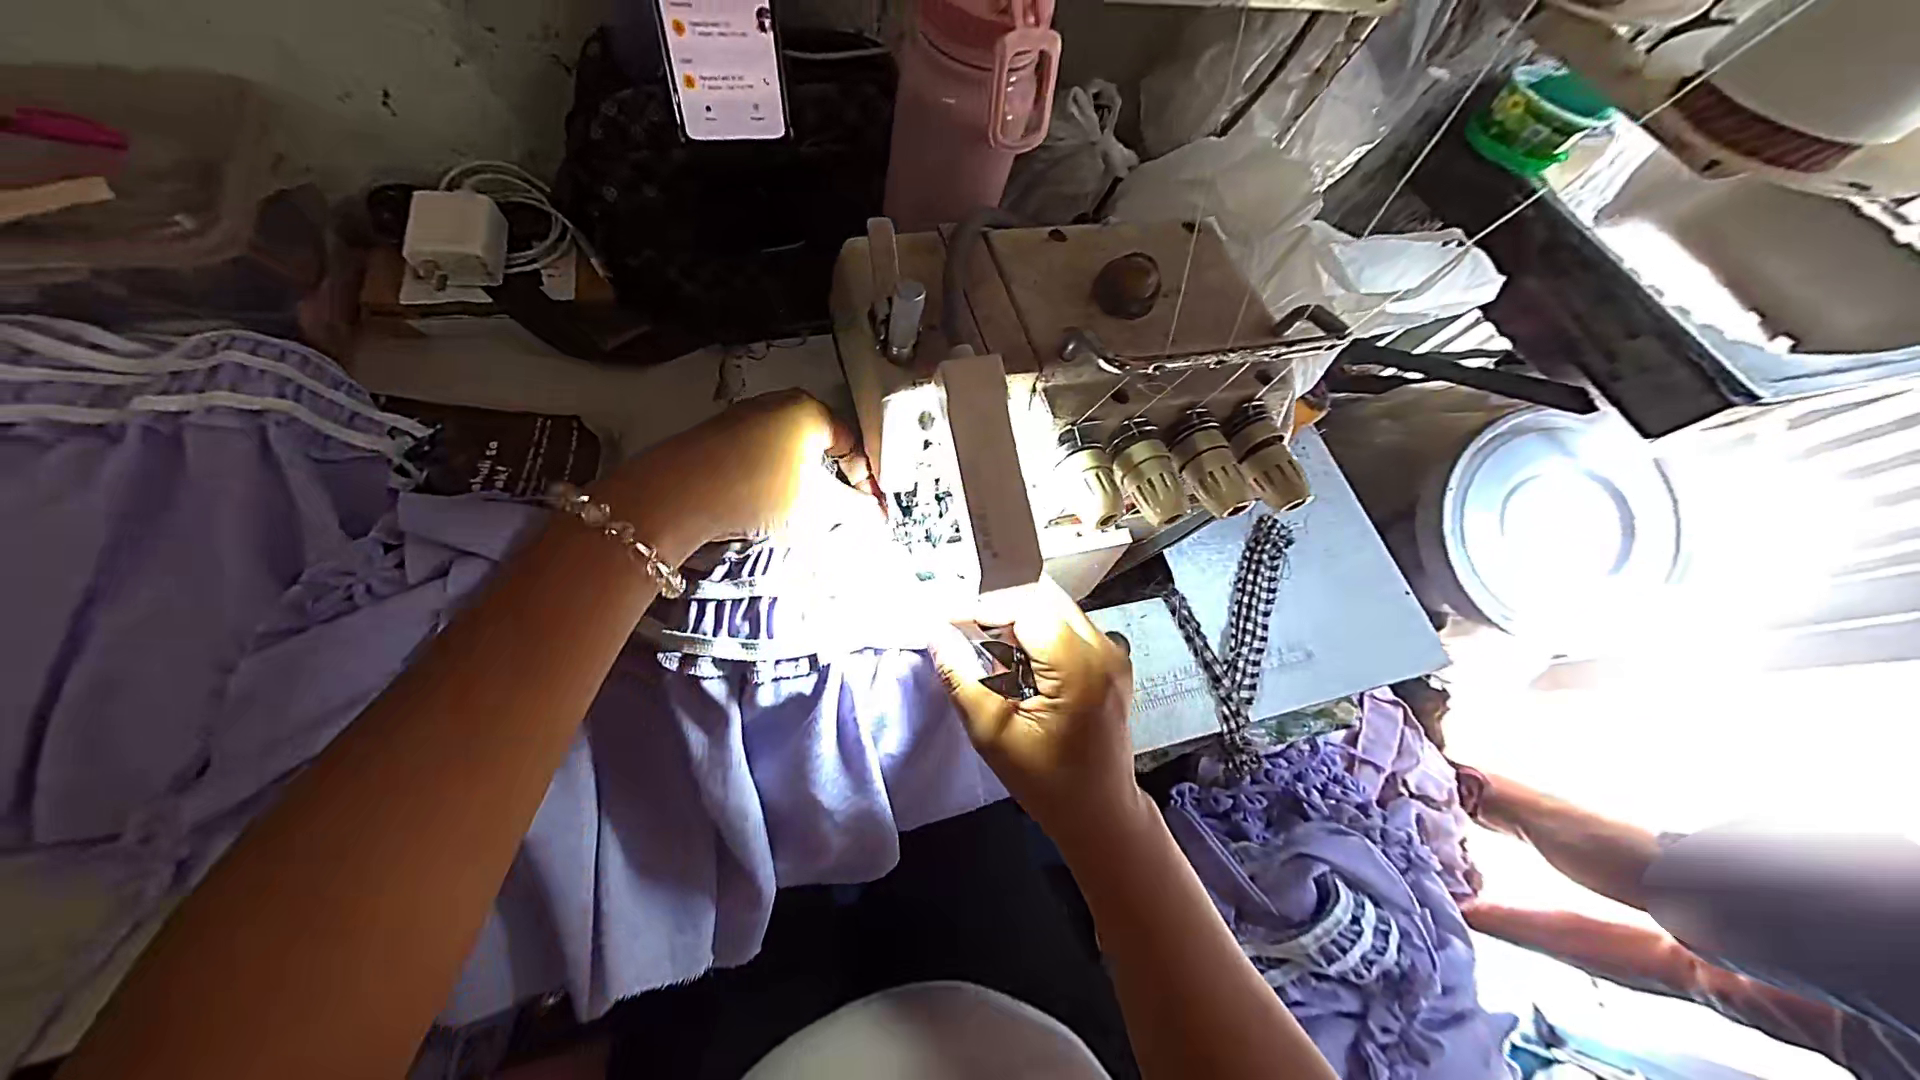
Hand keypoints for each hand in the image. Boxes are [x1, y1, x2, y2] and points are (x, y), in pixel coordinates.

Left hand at [599, 391, 881, 556]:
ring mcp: (745, 417)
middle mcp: (778, 403)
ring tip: (803, 517)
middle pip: (822, 447)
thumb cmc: (757, 491)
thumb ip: (856, 511)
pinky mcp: (720, 436)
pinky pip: (764, 456)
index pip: (854, 445)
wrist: (675, 495)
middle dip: (835, 484)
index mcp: (809, 410)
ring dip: (804, 485)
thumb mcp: (816, 507)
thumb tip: (878, 518)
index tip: (870, 512)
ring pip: (792, 453)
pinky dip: (775, 480)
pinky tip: (766, 506)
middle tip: (840, 516)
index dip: (867, 482)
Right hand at [932, 577, 1142, 852]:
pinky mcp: (1109, 658)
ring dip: (1017, 618)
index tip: (949, 620)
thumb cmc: (1047, 780)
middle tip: (965, 630)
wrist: (1099, 810)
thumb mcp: (992, 734)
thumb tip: (938, 633)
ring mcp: (1111, 651)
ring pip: (1054, 606)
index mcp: (1079, 667)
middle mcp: (1103, 648)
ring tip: (989, 649)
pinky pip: (1066, 624)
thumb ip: (962, 678)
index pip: (1026, 607)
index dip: (984, 607)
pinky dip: (1035, 630)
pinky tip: (1016, 660)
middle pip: (1043, 598)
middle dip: (1000, 608)